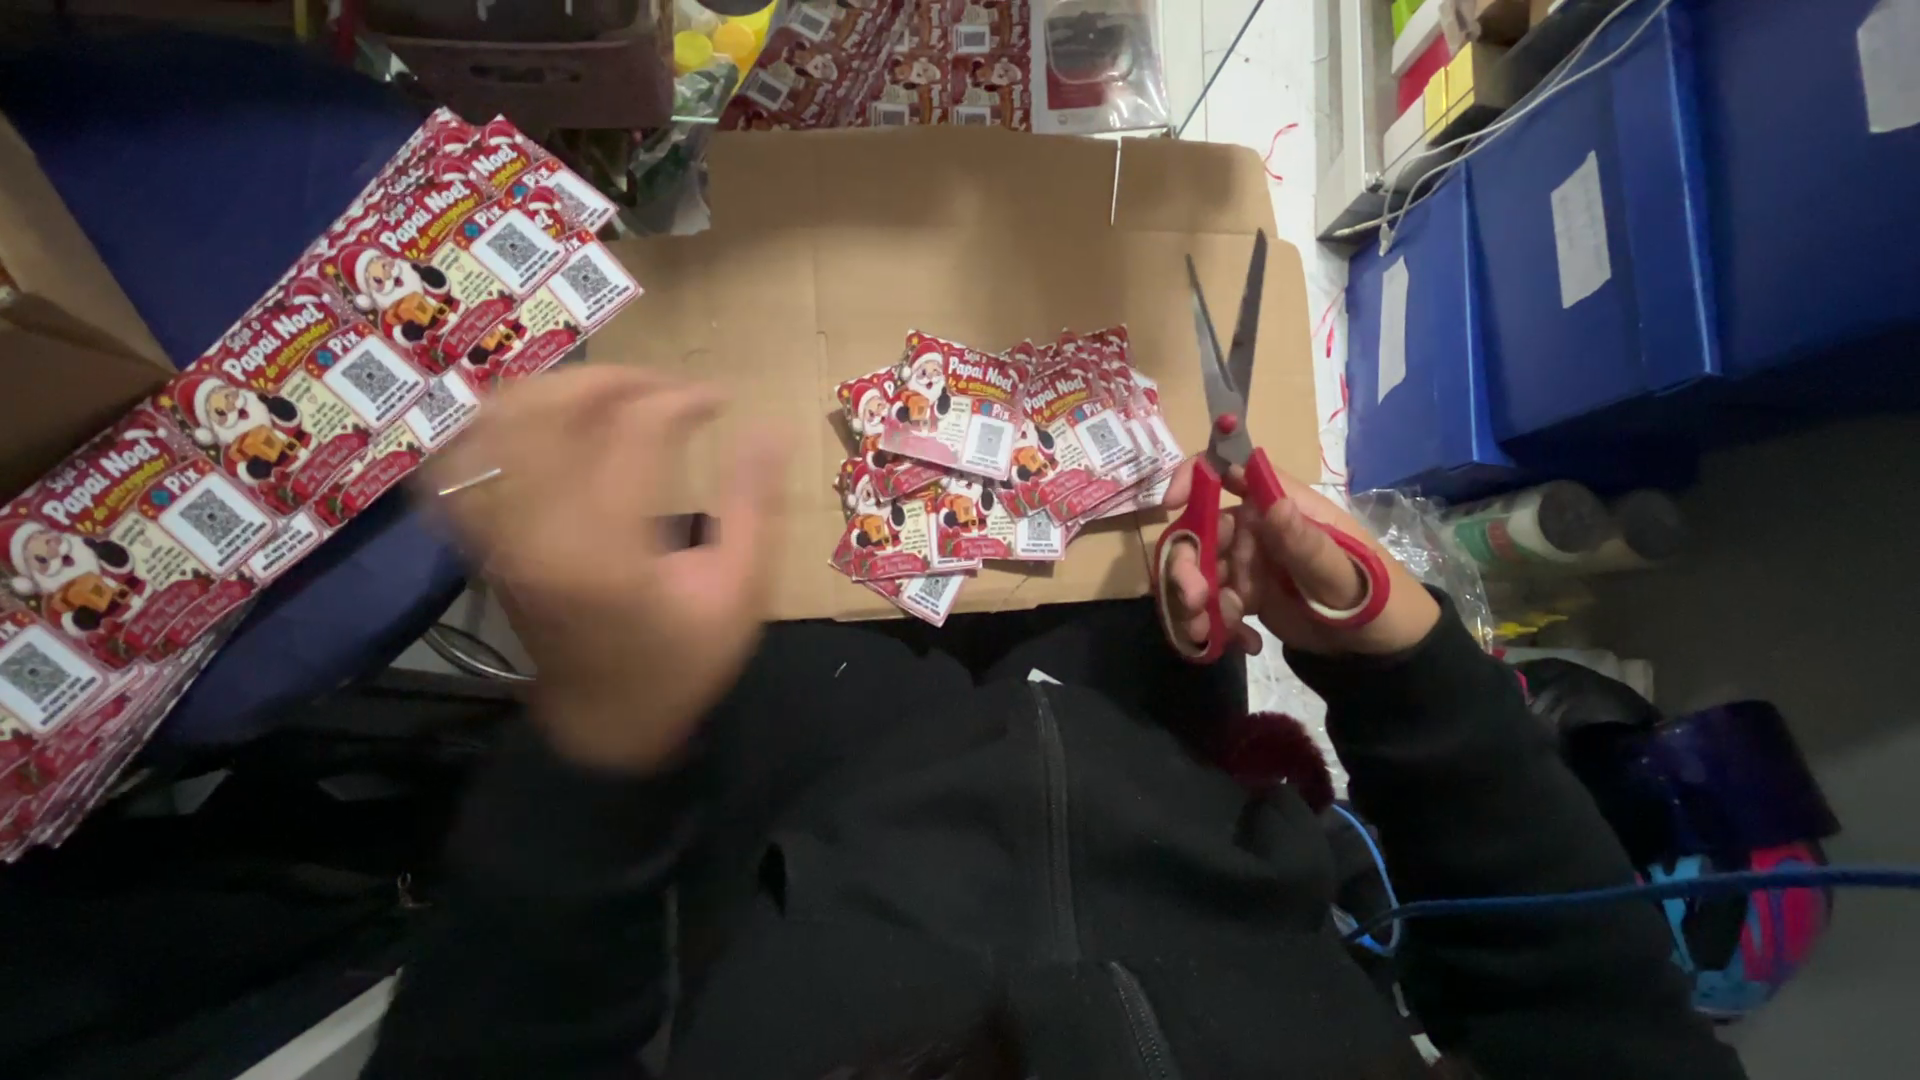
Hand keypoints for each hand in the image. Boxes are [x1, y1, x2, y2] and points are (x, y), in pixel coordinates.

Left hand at [420, 367, 783, 772]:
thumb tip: (772, 428)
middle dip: (613, 380)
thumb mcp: (739, 589)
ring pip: (499, 424)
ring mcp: (501, 534)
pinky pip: (464, 463)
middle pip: (550, 410)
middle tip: (662, 386)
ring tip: (608, 395)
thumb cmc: (683, 662)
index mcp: (608, 546)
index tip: (719, 400)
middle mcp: (539, 529)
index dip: (681, 401)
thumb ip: (754, 504)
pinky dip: (495, 428)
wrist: (608, 723)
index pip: (635, 432)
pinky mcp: (487, 541)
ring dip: (554, 392)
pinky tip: (539, 424)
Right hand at [1161, 460, 1439, 657]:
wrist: (1382, 648)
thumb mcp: (1341, 573)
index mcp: (1282, 507)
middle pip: (1201, 531)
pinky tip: (1244, 644)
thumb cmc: (1373, 596)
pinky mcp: (1244, 596)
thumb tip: (1272, 501)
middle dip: (1187, 566)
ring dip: (1196, 603)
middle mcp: (1257, 529)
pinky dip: (1217, 625)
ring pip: (1200, 571)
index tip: (1172, 504)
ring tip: (1208, 634)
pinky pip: (1212, 603)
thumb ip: (1305, 542)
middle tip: (1192, 602)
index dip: (1194, 477)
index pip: (1230, 471)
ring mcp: (1248, 564)